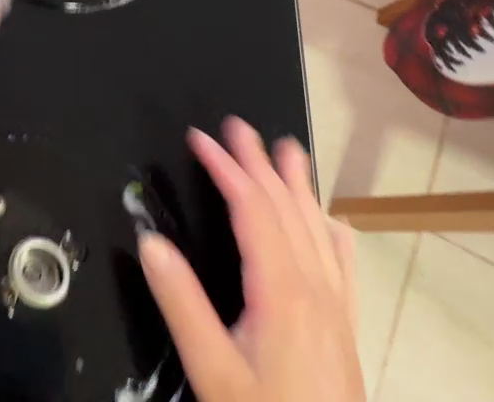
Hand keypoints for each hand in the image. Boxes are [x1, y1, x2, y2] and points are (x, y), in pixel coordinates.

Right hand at [140, 117, 363, 401]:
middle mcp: (315, 291)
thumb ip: (182, 304)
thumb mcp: (212, 368)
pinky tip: (332, 223)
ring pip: (317, 231)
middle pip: (288, 211)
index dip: (227, 169)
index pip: (253, 212)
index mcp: (281, 293)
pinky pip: (344, 267)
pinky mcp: (344, 329)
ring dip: (298, 186)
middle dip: (260, 164)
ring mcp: (336, 310)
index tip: (200, 138)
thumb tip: (150, 241)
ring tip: (288, 150)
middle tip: (239, 126)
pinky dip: (333, 234)